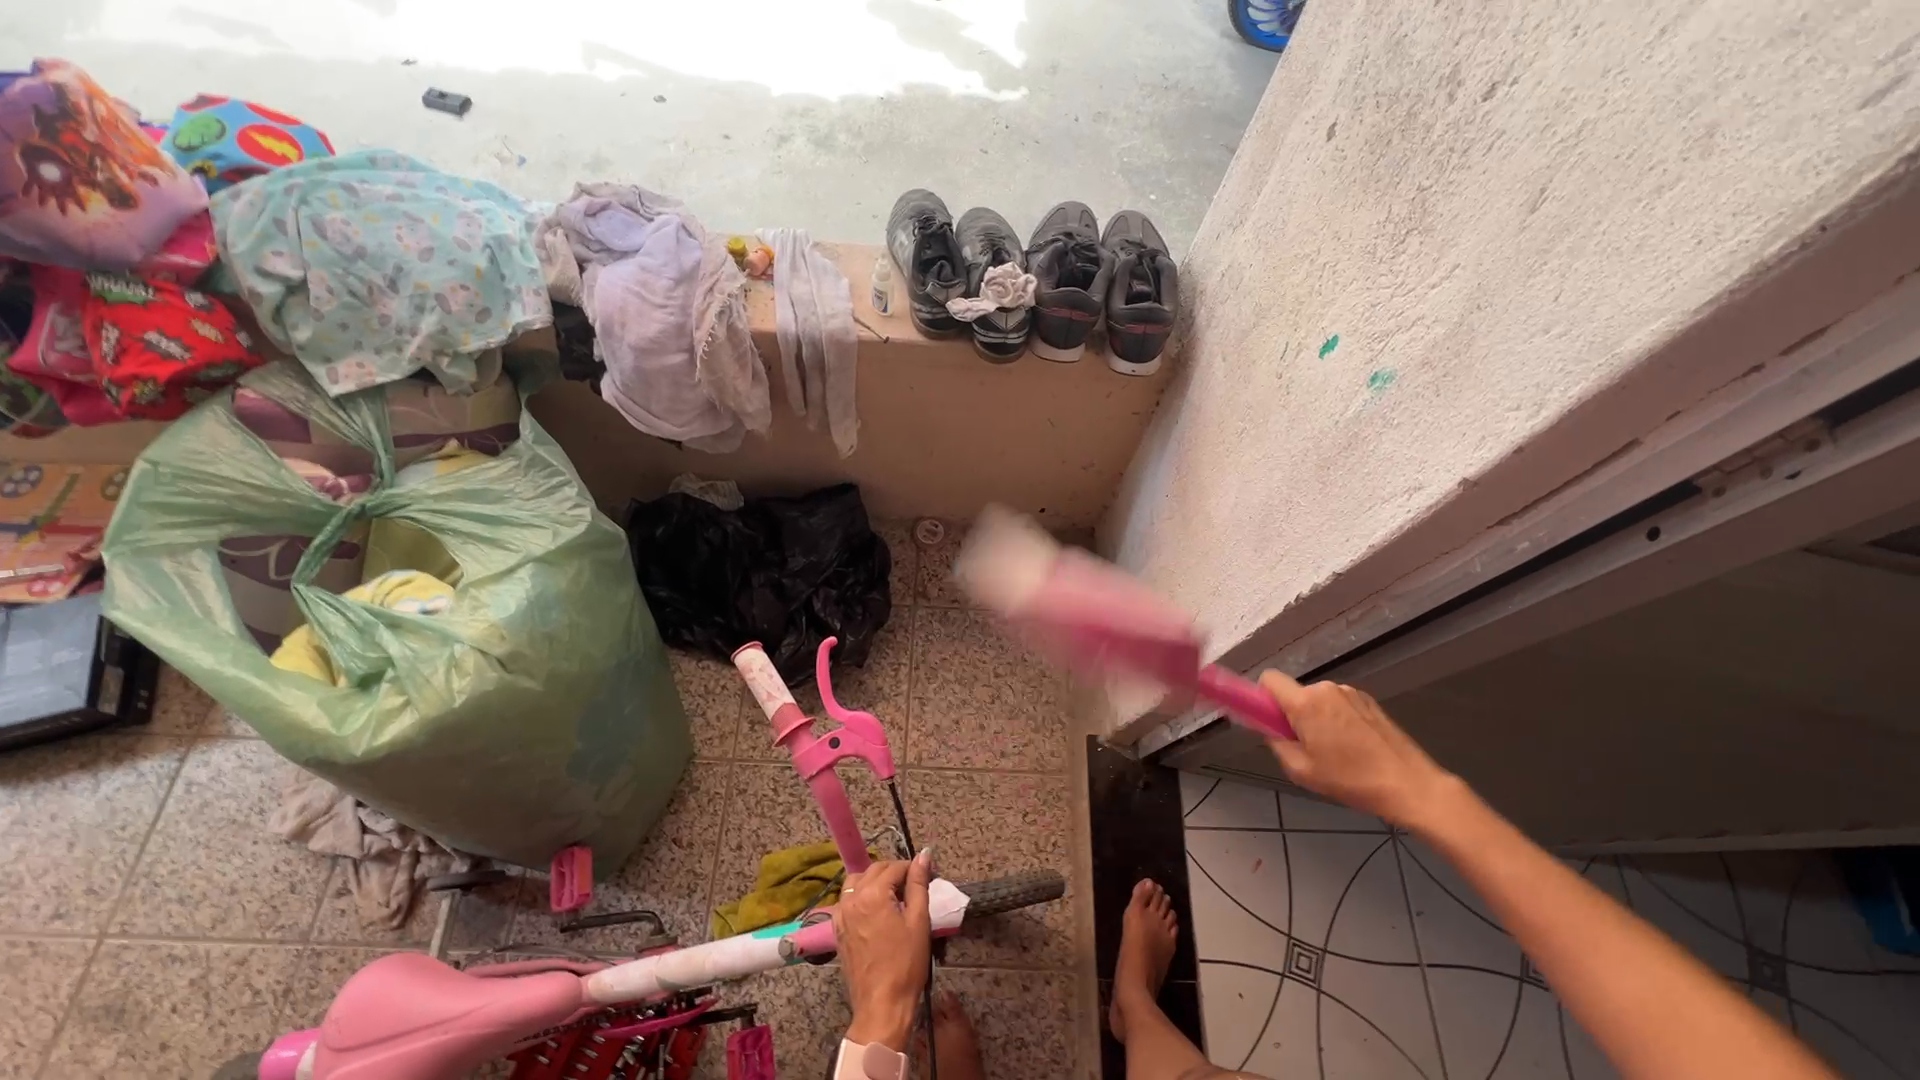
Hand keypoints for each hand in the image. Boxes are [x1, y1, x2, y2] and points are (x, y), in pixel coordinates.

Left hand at [833, 853, 932, 1050]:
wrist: (882, 1004)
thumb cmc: (905, 964)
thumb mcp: (918, 921)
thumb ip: (919, 883)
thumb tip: (924, 855)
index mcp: (872, 894)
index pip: (895, 867)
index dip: (914, 869)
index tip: (928, 877)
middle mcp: (852, 899)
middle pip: (874, 870)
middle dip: (895, 872)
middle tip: (915, 886)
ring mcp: (841, 915)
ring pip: (857, 882)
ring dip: (875, 881)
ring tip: (895, 896)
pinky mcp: (838, 930)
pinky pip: (848, 901)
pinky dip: (862, 896)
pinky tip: (877, 910)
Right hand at [1260, 671, 1462, 829]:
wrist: (1409, 784)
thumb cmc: (1351, 780)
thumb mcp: (1301, 770)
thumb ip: (1276, 743)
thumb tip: (1269, 729)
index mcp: (1306, 703)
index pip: (1269, 680)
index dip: (1262, 697)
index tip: (1268, 721)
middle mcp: (1326, 689)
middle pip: (1294, 693)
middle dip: (1291, 714)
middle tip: (1303, 746)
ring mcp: (1351, 692)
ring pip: (1317, 700)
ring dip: (1315, 718)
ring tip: (1333, 751)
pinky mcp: (1369, 701)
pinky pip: (1338, 704)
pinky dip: (1336, 720)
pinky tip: (1352, 746)